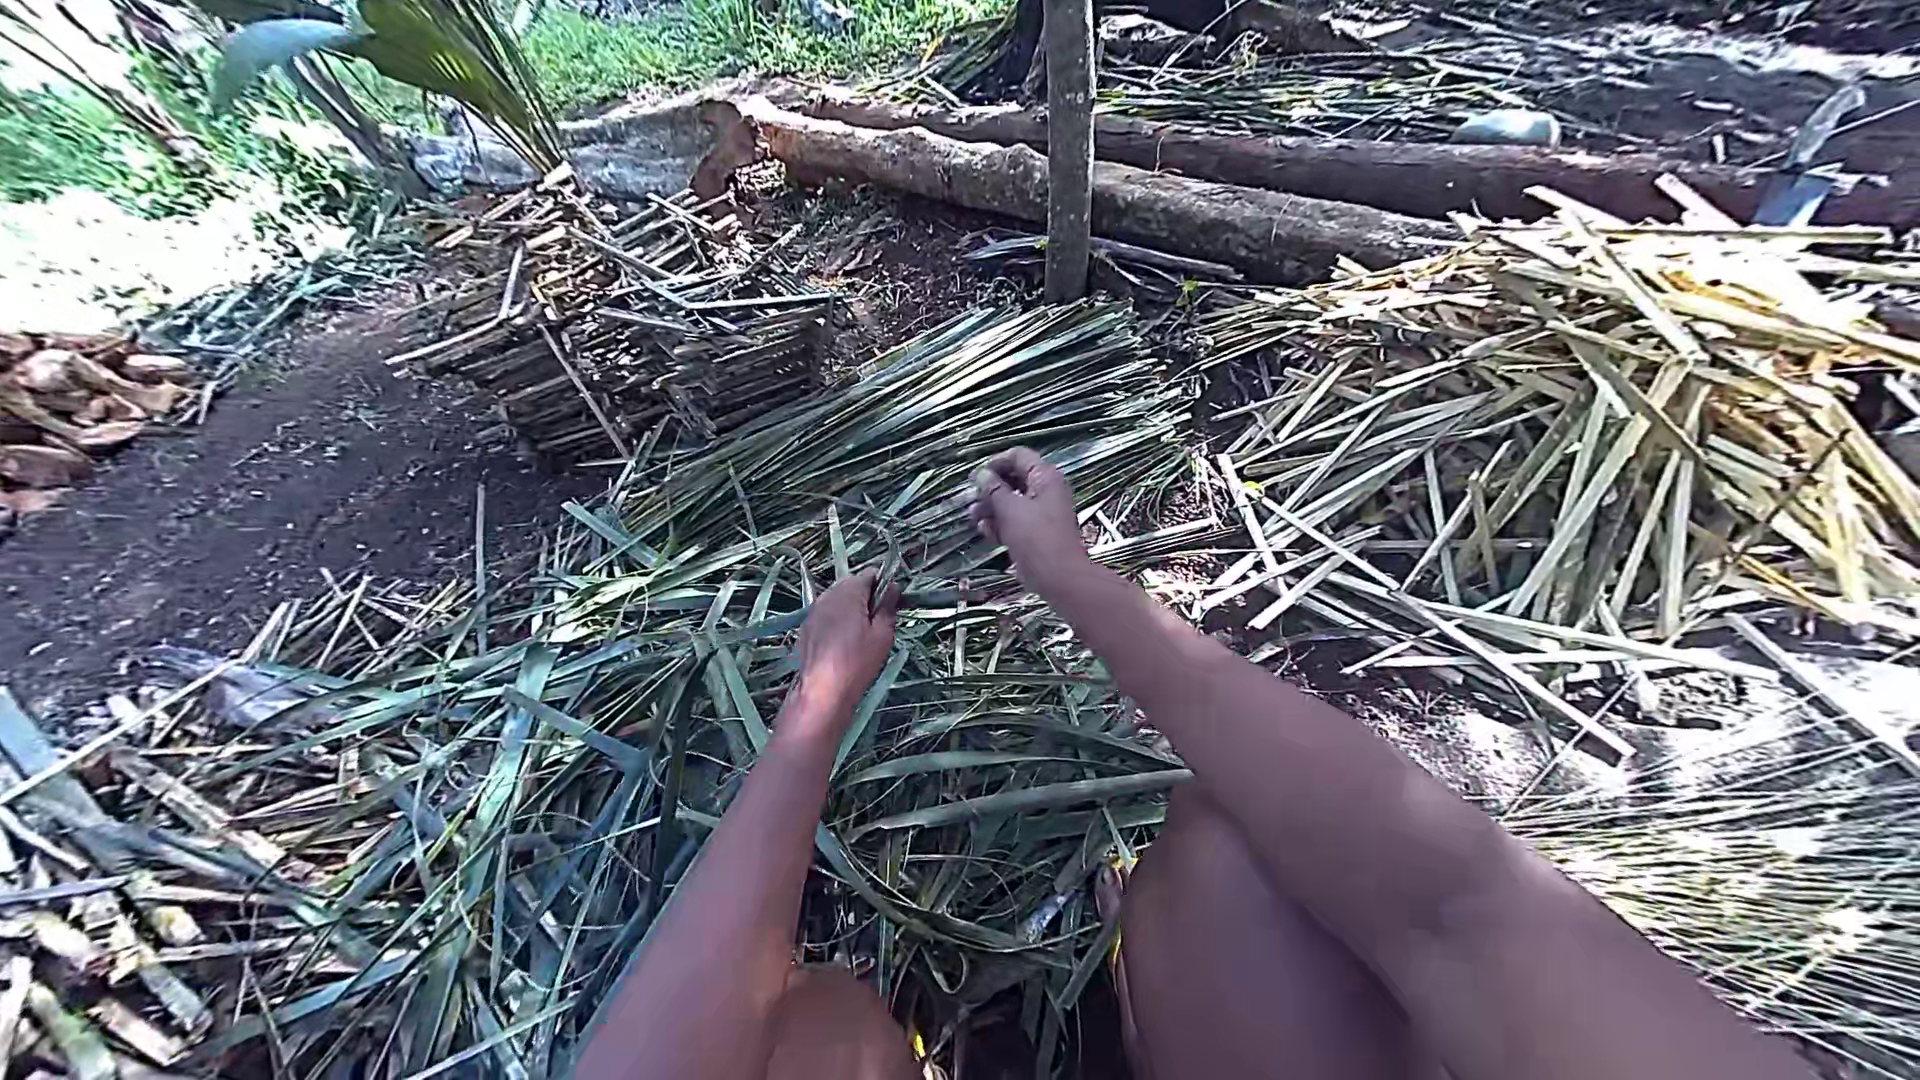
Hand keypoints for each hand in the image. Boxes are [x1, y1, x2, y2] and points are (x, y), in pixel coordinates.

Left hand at [788, 568, 899, 730]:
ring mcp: (814, 610)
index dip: (884, 585)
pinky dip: (838, 621)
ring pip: (839, 600)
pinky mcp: (807, 627)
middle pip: (853, 585)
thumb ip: (888, 606)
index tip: (892, 604)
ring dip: (852, 609)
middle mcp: (828, 595)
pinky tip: (844, 643)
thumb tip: (893, 586)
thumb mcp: (883, 634)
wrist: (822, 692)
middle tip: (879, 622)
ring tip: (862, 635)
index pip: (870, 574)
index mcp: (848, 592)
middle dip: (867, 597)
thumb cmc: (858, 662)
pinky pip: (827, 614)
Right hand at [971, 448, 1090, 590]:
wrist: (1058, 577)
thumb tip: (981, 474)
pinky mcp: (1035, 532)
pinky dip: (1000, 523)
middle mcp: (1045, 491)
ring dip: (991, 507)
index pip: (1018, 456)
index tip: (976, 477)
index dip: (995, 463)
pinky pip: (1014, 520)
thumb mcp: (1010, 510)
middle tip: (972, 498)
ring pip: (1011, 501)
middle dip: (990, 488)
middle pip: (1013, 478)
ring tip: (973, 516)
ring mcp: (1041, 512)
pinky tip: (984, 530)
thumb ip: (993, 489)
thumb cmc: (1036, 538)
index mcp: (1045, 478)